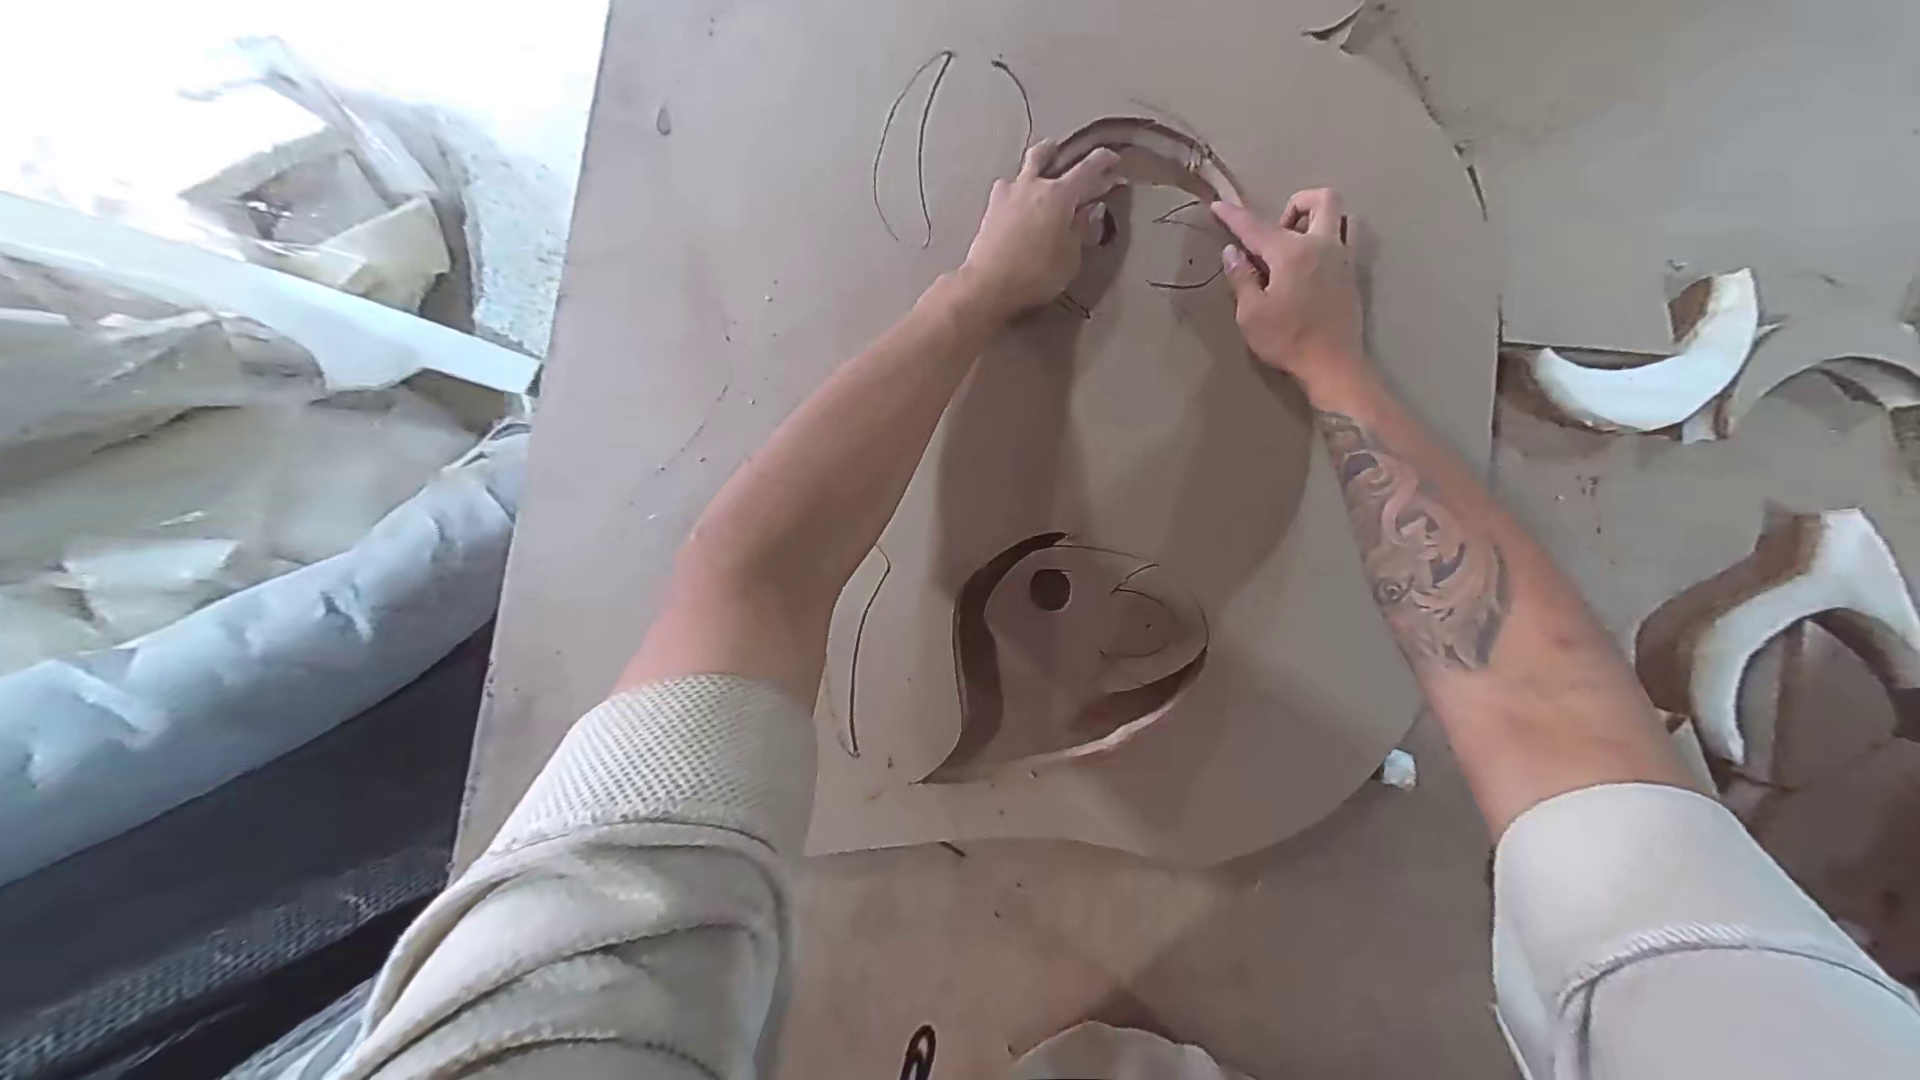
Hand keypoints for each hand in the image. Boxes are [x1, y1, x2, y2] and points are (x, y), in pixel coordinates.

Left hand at [956, 139, 1122, 319]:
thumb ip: (1079, 231)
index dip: (1104, 162)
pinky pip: (1008, 188)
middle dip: (1069, 156)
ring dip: (1040, 162)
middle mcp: (1034, 185)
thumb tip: (1087, 210)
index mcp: (1060, 195)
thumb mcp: (1069, 259)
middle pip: (1052, 156)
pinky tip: (1019, 200)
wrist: (988, 286)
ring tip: (1045, 169)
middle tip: (1078, 166)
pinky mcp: (991, 207)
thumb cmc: (1035, 276)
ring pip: (1026, 165)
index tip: (1114, 163)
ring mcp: (1009, 193)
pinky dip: (1018, 189)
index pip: (1088, 168)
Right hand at [1213, 189, 1365, 385]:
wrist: (1330, 362)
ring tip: (1296, 247)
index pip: (1256, 227)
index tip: (1219, 206)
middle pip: (1320, 199)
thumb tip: (1233, 252)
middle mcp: (1322, 245)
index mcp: (1291, 253)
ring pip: (1340, 216)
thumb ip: (1241, 278)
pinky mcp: (1352, 274)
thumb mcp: (1250, 314)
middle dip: (1296, 204)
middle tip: (1277, 234)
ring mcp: (1342, 258)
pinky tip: (1310, 268)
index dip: (1234, 216)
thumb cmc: (1285, 339)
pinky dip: (1328, 241)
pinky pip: (1347, 240)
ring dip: (1318, 220)